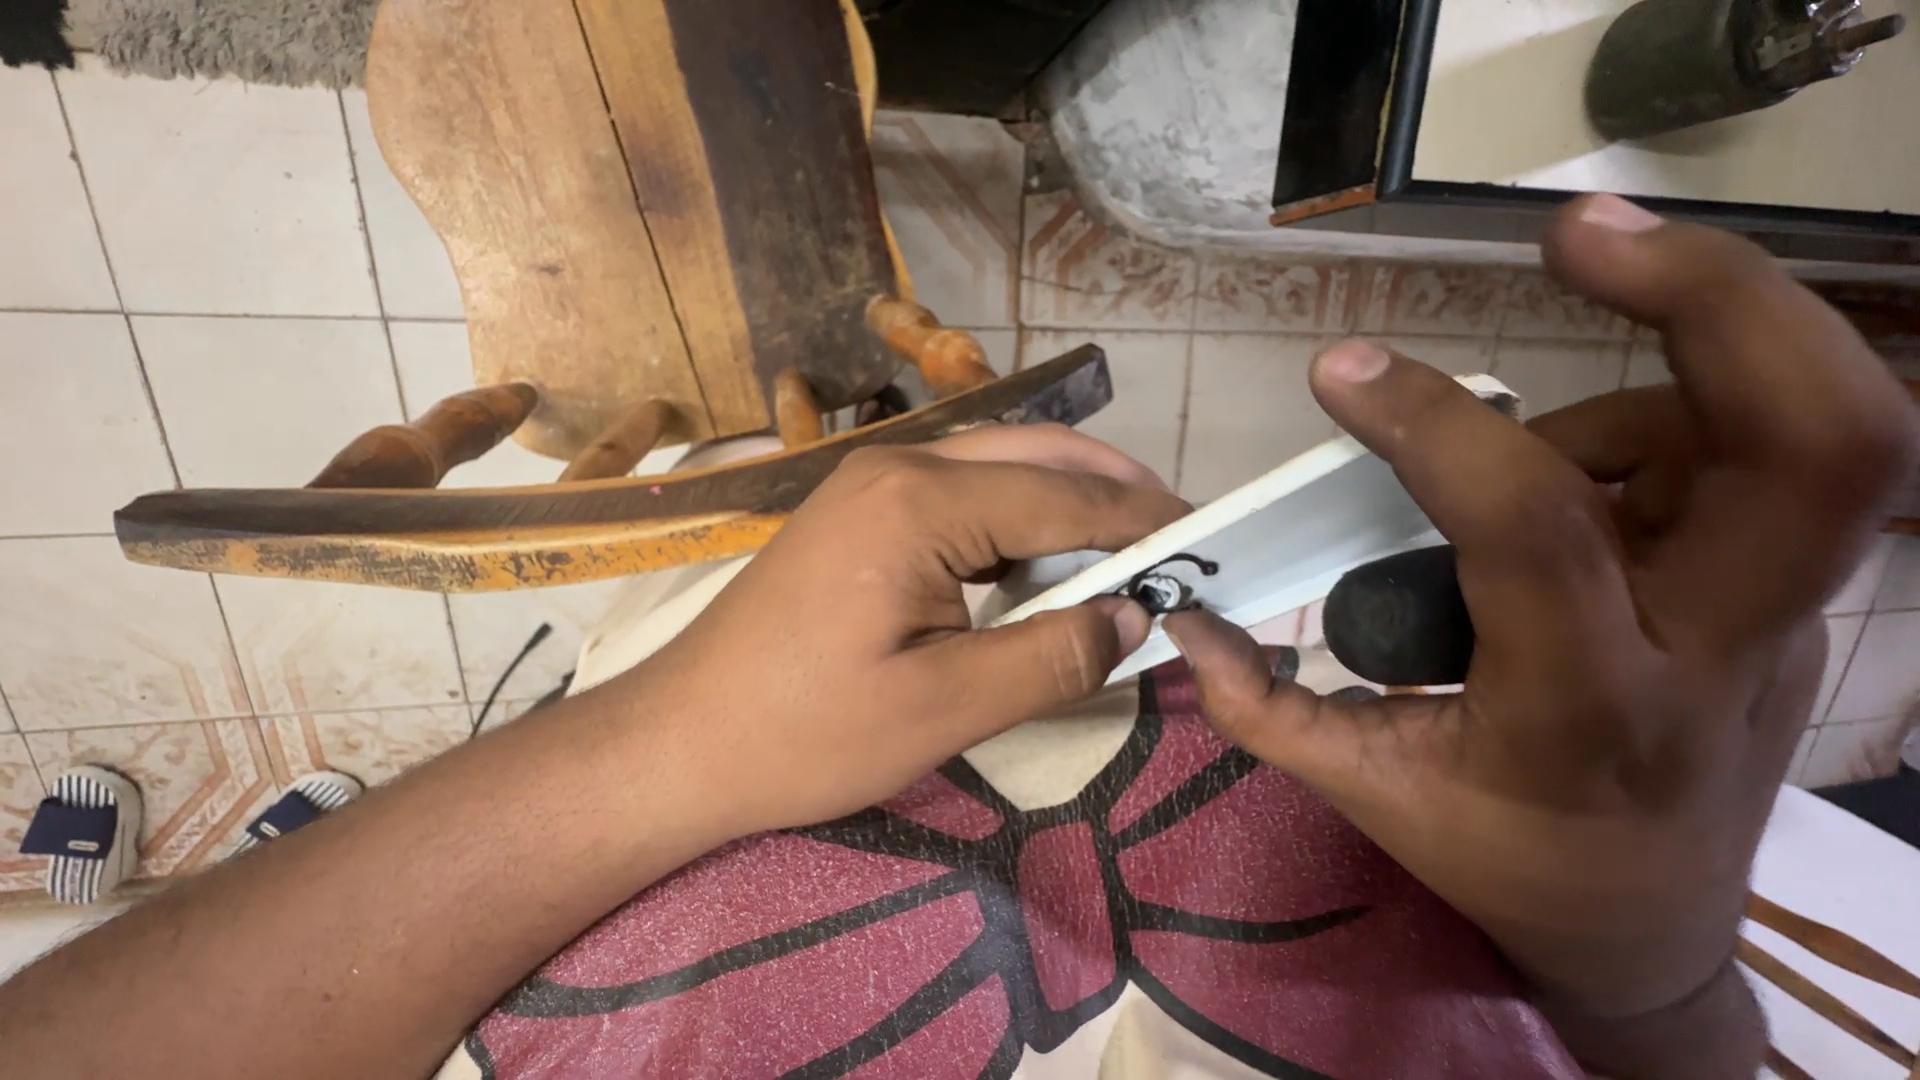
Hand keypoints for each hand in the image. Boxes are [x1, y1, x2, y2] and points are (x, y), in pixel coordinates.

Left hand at [624, 424, 1188, 840]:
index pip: (1064, 498)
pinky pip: (962, 496)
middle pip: (1036, 456)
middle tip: (1180, 538)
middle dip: (1113, 493)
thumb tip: (1135, 619)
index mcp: (920, 503)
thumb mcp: (942, 709)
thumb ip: (1051, 657)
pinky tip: (1043, 562)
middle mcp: (900, 467)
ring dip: (1066, 502)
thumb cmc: (807, 733)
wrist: (683, 741)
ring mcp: (874, 482)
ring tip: (1128, 551)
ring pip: (999, 468)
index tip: (1210, 543)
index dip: (1143, 524)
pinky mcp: (861, 511)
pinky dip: (1017, 521)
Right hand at [1164, 196, 1916, 1055]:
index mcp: (1584, 709)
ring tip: (1515, 451)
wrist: (1644, 924)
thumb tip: (1183, 620)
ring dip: (1646, 389)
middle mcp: (1718, 649)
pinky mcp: (1791, 594)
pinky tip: (1572, 476)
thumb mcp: (1363, 789)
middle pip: (1821, 446)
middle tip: (1584, 227)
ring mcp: (1783, 616)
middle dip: (1717, 302)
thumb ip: (1261, 707)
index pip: (1532, 532)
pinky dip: (1658, 427)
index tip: (1341, 371)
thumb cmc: (1494, 853)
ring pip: (1779, 432)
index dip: (1434, 428)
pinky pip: (1748, 459)